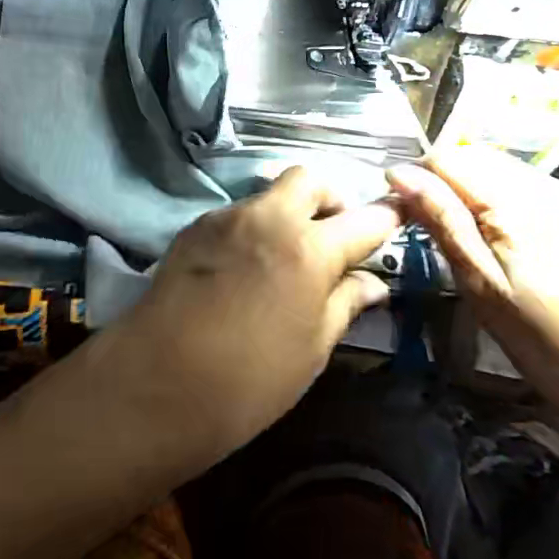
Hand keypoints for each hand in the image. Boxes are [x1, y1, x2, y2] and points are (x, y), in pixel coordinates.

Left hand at [114, 167, 400, 447]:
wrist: (162, 376)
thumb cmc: (251, 377)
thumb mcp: (313, 348)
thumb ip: (344, 303)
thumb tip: (371, 282)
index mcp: (309, 249)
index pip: (363, 219)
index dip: (386, 219)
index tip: (396, 221)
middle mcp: (267, 218)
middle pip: (309, 180)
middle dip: (330, 199)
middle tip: (334, 236)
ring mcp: (225, 218)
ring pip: (268, 196)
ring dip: (287, 214)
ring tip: (287, 257)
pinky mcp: (193, 227)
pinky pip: (236, 214)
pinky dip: (253, 228)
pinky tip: (247, 266)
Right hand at [386, 148, 558, 430]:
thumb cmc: (545, 345)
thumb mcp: (479, 285)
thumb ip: (441, 220)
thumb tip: (399, 173)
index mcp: (519, 207)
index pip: (450, 158)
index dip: (422, 178)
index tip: (411, 212)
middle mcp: (554, 190)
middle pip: (480, 156)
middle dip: (450, 182)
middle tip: (441, 228)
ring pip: (508, 169)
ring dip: (480, 191)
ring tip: (479, 238)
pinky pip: (538, 187)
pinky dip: (513, 202)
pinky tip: (518, 243)